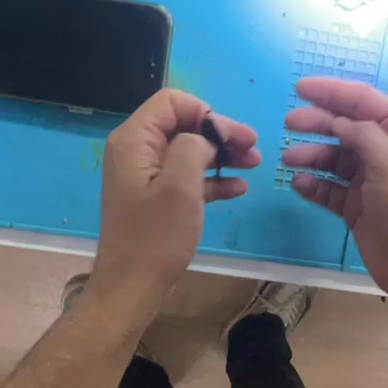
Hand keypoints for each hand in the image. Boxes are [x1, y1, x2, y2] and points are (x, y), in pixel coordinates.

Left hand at [93, 89, 260, 315]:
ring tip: (253, 164)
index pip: (172, 101)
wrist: (133, 286)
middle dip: (220, 134)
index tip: (233, 137)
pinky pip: (186, 177)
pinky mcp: (155, 199)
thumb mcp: (180, 184)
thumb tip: (206, 138)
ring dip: (222, 156)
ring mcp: (145, 176)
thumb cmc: (156, 236)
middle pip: (183, 125)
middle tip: (254, 149)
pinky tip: (238, 188)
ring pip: (189, 152)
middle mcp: (135, 151)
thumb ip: (195, 146)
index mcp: (134, 140)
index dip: (207, 112)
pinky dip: (211, 179)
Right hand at [282, 77, 387, 304]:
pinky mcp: (358, 207)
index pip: (364, 101)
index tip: (299, 88)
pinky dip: (314, 185)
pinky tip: (298, 184)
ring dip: (312, 155)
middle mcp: (386, 152)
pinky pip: (330, 189)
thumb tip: (338, 119)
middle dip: (317, 122)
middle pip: (346, 127)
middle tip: (288, 123)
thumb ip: (363, 135)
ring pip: (335, 159)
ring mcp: (371, 181)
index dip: (332, 91)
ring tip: (288, 159)